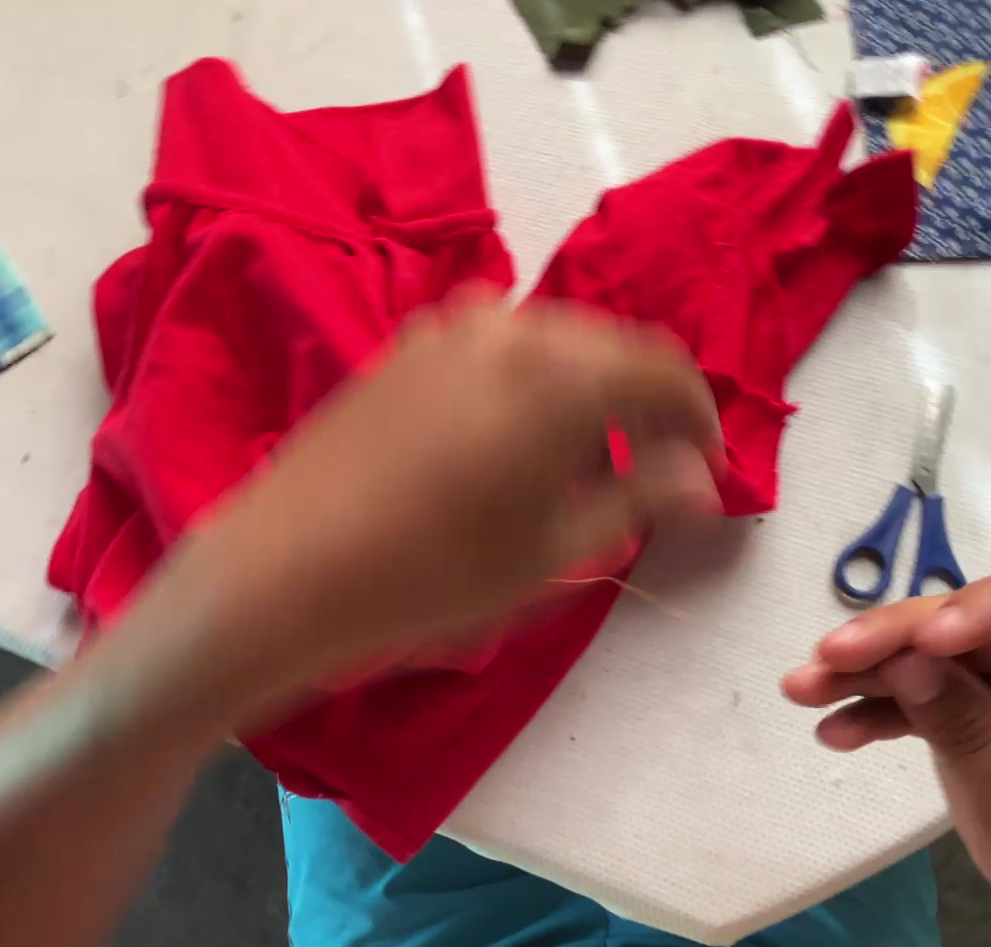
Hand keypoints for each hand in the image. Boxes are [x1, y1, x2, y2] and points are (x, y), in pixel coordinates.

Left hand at [158, 289, 724, 715]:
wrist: (285, 571)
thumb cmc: (429, 575)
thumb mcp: (549, 552)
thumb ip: (636, 499)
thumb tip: (698, 474)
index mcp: (558, 371)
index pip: (664, 370)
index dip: (699, 420)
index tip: (705, 471)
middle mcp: (506, 328)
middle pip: (607, 351)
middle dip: (640, 412)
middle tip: (640, 482)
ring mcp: (445, 332)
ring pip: (550, 350)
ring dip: (581, 401)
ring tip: (571, 476)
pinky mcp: (403, 350)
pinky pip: (495, 356)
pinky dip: (526, 392)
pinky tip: (508, 450)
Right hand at [782, 565, 990, 945]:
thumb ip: (966, 722)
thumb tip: (901, 658)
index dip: (990, 604)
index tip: (925, 641)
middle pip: (971, 622)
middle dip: (894, 639)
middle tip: (827, 656)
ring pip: (930, 653)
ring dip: (865, 671)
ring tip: (802, 689)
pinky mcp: (974, 706)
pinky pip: (918, 693)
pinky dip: (874, 710)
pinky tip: (834, 732)